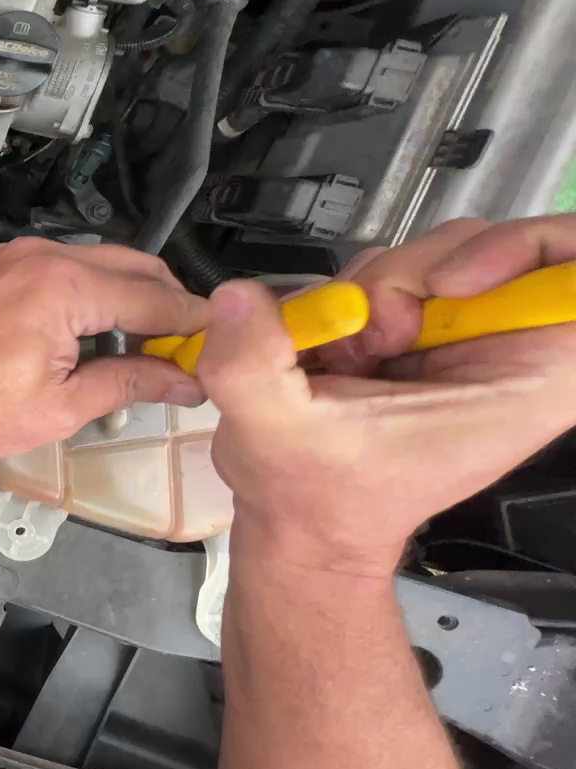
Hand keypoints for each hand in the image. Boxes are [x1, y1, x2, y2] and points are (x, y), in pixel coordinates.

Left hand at [0, 237, 208, 459]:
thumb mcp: (56, 407)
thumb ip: (129, 384)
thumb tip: (184, 381)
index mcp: (61, 285)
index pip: (158, 297)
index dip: (197, 327)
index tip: (224, 349)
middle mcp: (38, 256)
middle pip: (134, 268)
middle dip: (168, 306)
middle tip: (185, 353)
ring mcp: (11, 257)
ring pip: (98, 265)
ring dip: (128, 299)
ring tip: (143, 350)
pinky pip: (60, 270)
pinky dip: (88, 294)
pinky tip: (92, 335)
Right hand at [198, 215, 575, 578]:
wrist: (298, 519)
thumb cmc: (311, 488)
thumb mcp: (273, 426)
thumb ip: (252, 359)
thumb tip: (238, 292)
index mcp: (530, 374)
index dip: (520, 250)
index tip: (444, 284)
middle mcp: (506, 347)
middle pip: (482, 248)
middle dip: (402, 281)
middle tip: (364, 343)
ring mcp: (454, 337)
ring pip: (419, 257)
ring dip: (355, 296)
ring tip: (334, 361)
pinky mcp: (411, 335)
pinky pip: (377, 279)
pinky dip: (333, 304)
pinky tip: (322, 353)